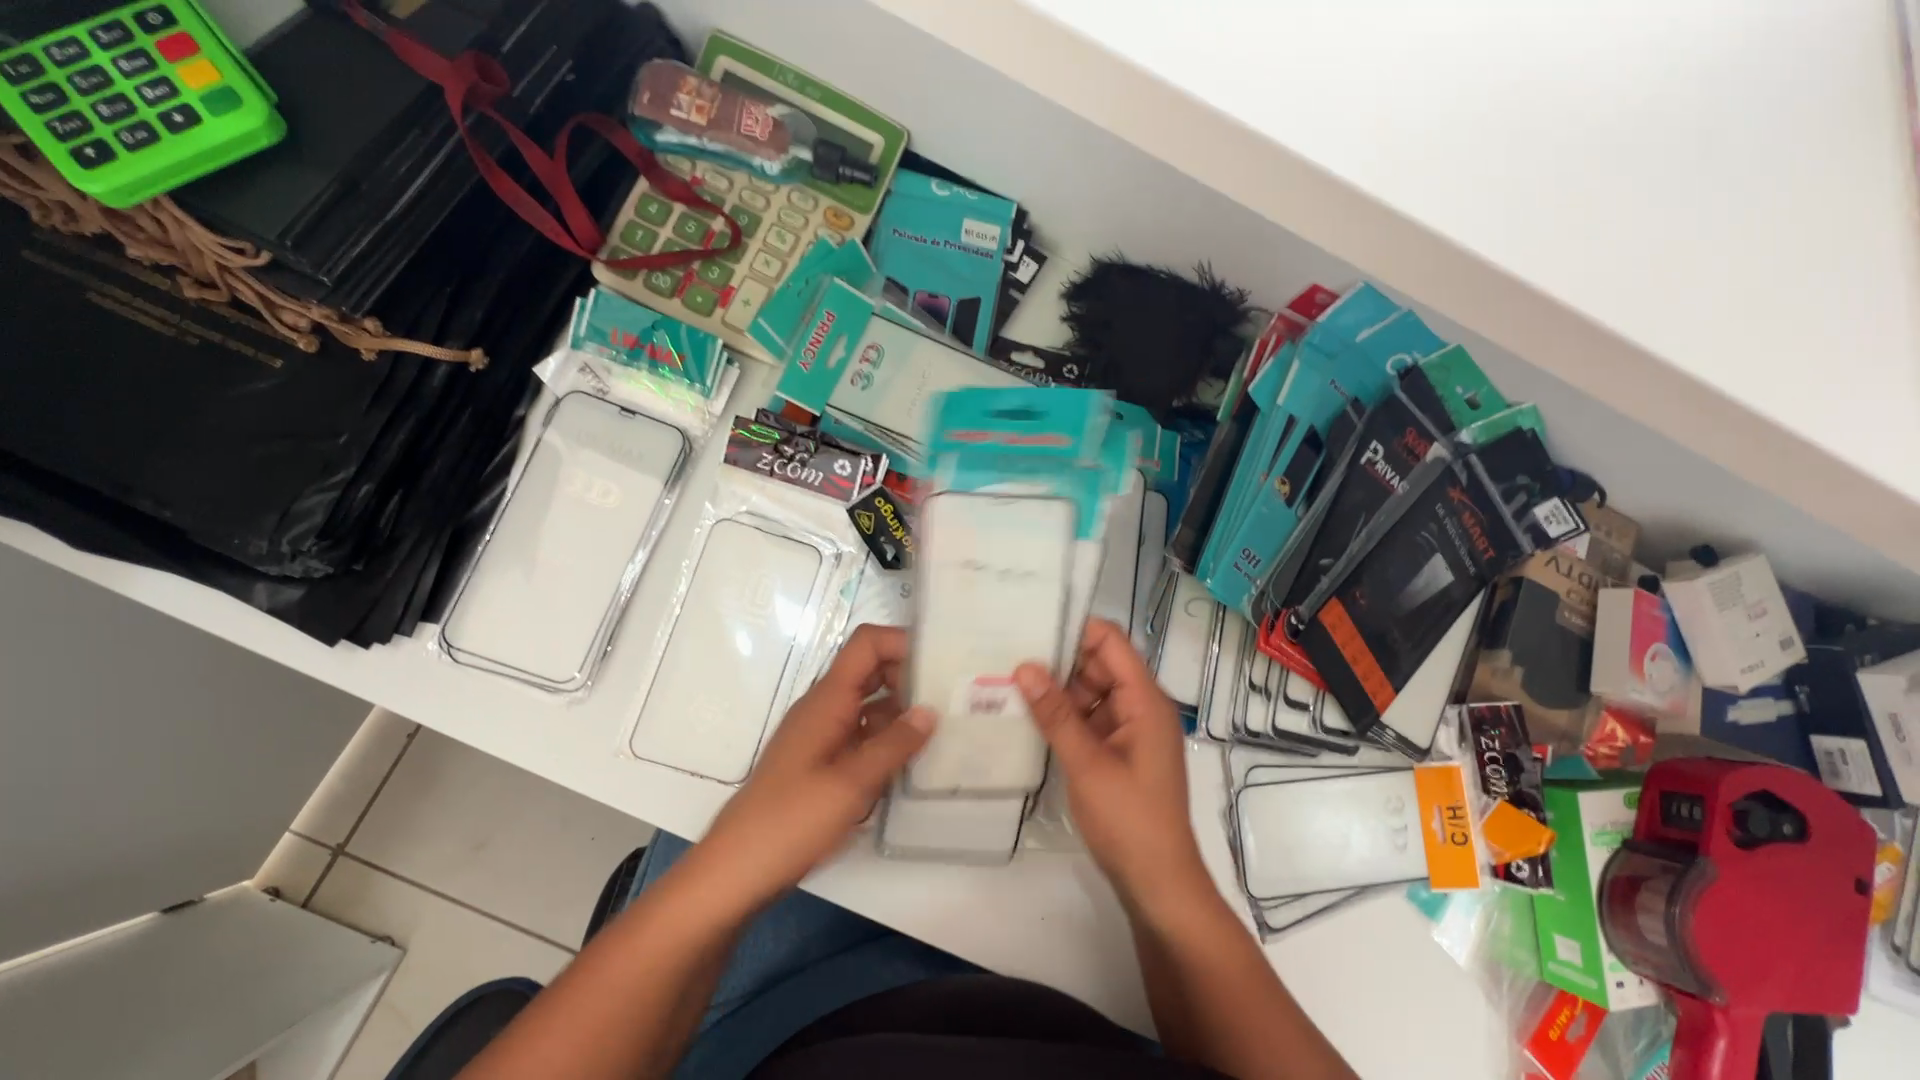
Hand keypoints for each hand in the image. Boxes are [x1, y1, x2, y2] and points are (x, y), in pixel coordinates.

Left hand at [693, 624, 933, 910]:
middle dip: (912, 677)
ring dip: (904, 712)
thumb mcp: (851, 783)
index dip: (903, 643)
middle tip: (956, 698)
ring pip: (871, 706)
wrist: (738, 869)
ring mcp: (823, 737)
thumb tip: (931, 710)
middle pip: (872, 671)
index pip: (867, 644)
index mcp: (828, 700)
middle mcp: (825, 709)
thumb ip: (894, 744)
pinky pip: (863, 737)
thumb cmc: (792, 820)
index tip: (942, 664)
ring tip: (949, 729)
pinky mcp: (824, 765)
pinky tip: (916, 763)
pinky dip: (889, 741)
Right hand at [1016, 618, 1210, 915]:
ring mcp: (1131, 732)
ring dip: (1058, 692)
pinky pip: (1090, 721)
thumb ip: (1056, 714)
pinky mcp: (1119, 754)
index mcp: (1145, 701)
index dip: (1075, 629)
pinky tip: (1028, 718)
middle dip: (1058, 661)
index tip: (1030, 624)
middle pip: (1099, 666)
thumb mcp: (1087, 764)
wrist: (1158, 882)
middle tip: (1007, 654)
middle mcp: (1141, 708)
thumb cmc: (1129, 819)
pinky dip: (1064, 718)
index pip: (1111, 642)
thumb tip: (1024, 666)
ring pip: (1091, 694)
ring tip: (1008, 683)